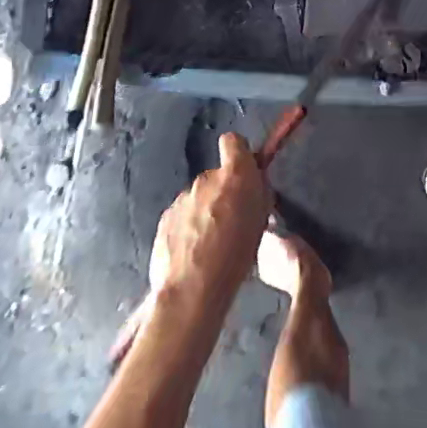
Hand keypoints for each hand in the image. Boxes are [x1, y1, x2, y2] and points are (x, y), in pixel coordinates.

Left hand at [147, 131, 270, 308]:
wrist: (193, 287)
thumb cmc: (238, 250)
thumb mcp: (263, 216)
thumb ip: (258, 191)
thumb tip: (252, 185)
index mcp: (235, 173)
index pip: (233, 141)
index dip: (239, 152)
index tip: (245, 170)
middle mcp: (205, 179)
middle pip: (216, 175)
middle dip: (224, 191)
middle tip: (232, 218)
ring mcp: (181, 199)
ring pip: (198, 197)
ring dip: (205, 210)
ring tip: (211, 241)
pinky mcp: (163, 220)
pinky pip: (182, 216)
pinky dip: (188, 227)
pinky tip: (193, 251)